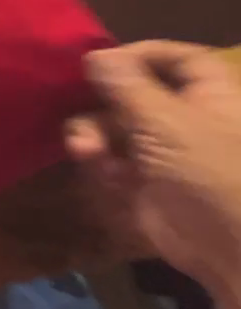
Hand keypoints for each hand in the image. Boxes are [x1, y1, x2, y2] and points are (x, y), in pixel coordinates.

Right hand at [69, 42, 240, 293]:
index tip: (100, 61)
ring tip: (88, 153)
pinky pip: (107, 154)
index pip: (183, 59)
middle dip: (100, 102)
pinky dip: (98, 160)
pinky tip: (105, 175)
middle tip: (82, 109)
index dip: (143, 54)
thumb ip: (128, 86)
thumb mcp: (168, 125)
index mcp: (215, 101)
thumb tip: (97, 53)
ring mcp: (167, 151)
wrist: (235, 254)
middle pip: (133, 91)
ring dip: (91, 133)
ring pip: (112, 123)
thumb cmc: (216, 178)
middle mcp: (190, 121)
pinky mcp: (144, 177)